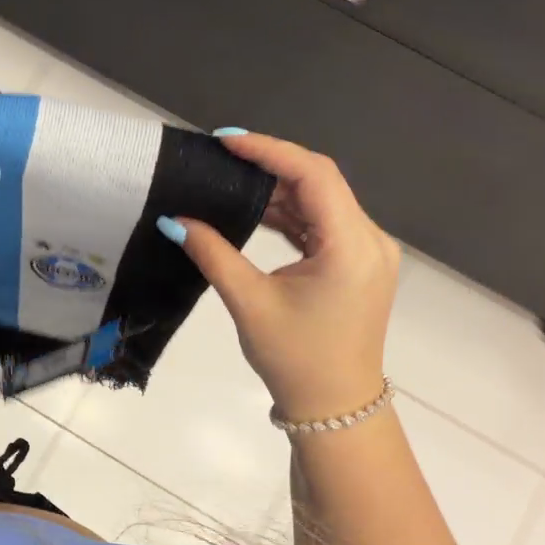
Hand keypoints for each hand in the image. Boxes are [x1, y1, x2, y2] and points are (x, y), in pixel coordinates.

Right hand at [168, 132, 400, 420]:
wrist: (334, 404)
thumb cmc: (294, 356)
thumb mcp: (249, 302)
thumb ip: (213, 254)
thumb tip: (174, 221)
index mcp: (352, 245)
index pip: (314, 176)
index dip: (270, 151)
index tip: (226, 141)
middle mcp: (370, 240)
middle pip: (321, 183)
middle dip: (271, 166)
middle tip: (222, 156)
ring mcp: (366, 252)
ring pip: (321, 203)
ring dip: (278, 191)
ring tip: (230, 181)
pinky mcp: (355, 265)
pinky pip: (322, 225)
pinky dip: (289, 215)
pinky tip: (255, 212)